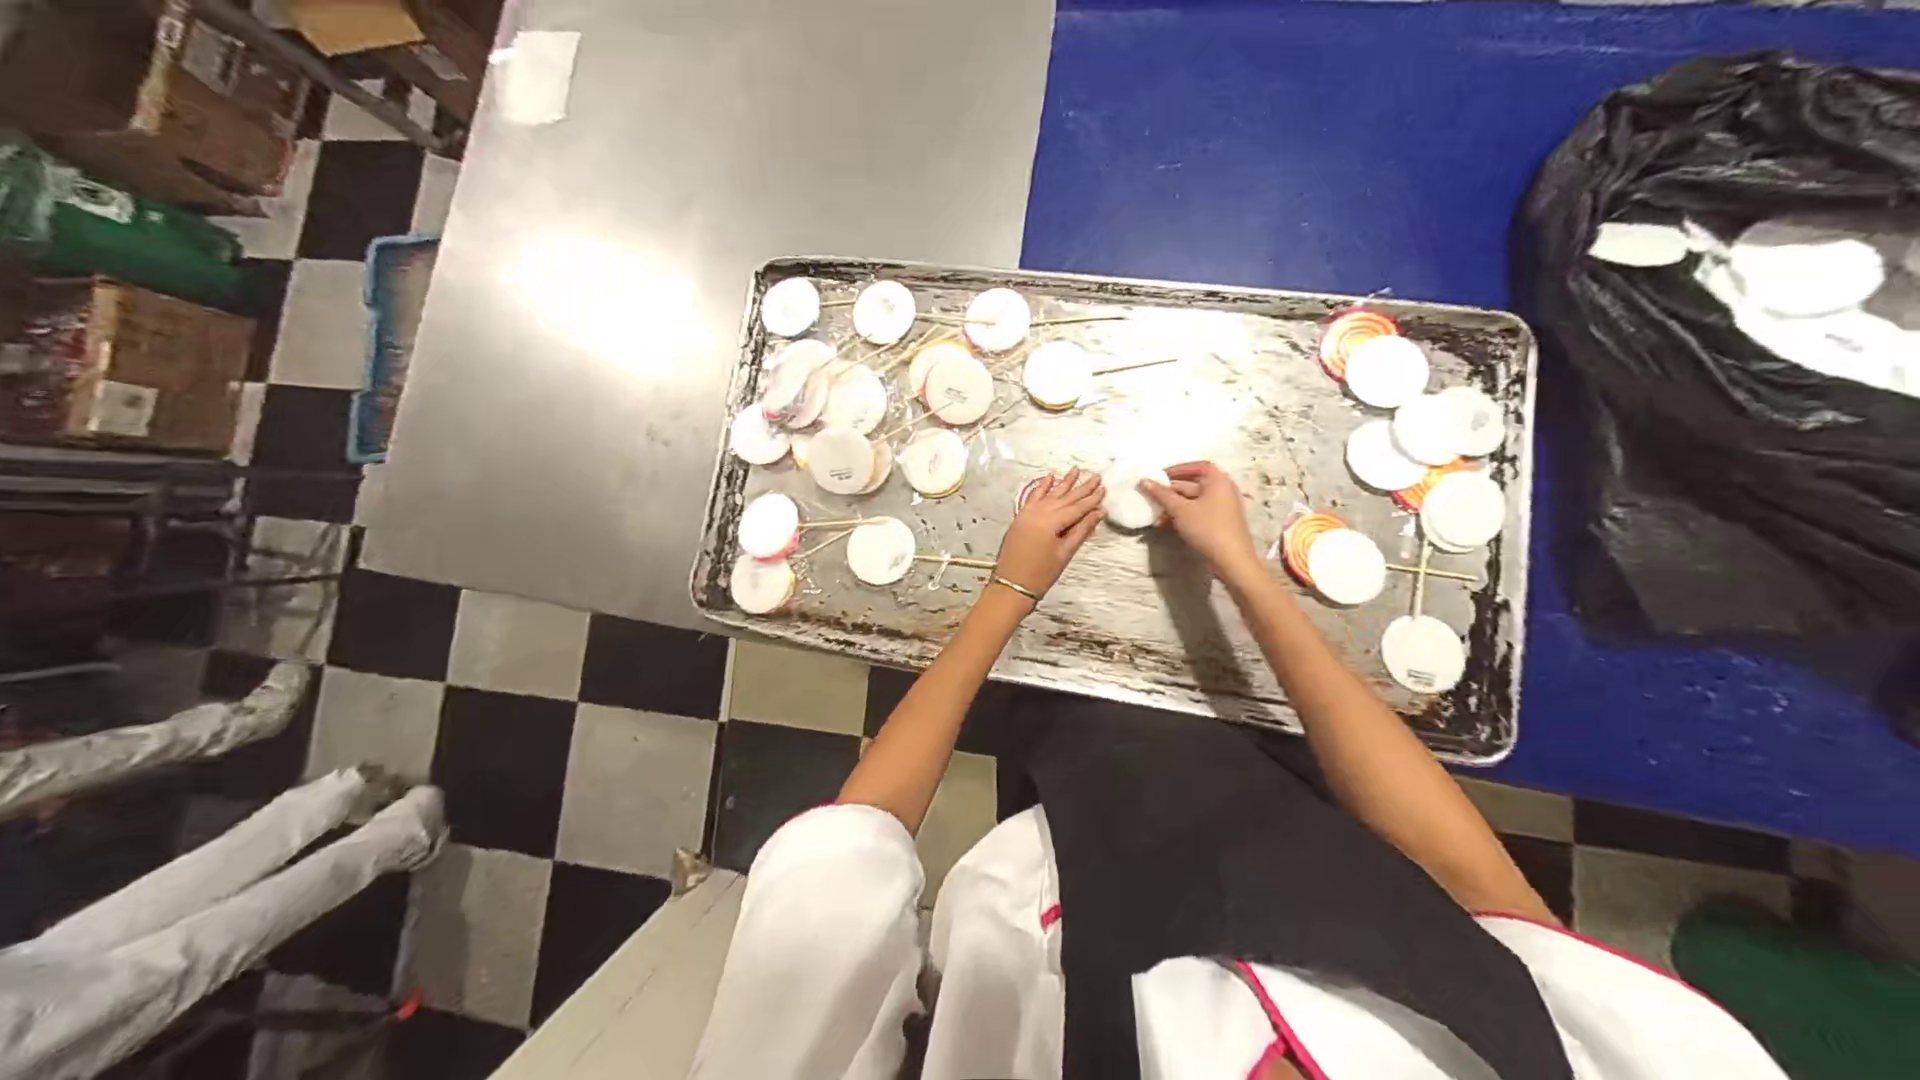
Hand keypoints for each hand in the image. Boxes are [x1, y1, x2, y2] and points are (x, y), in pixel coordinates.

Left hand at [994, 467, 1104, 601]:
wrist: (1011, 586)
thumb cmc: (1040, 574)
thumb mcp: (1064, 553)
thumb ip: (1081, 531)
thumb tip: (1098, 514)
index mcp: (1050, 522)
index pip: (1076, 507)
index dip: (1091, 499)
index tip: (1103, 488)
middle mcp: (1038, 513)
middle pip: (1064, 498)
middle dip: (1081, 488)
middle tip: (1095, 476)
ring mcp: (1027, 514)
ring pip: (1049, 495)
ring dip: (1063, 483)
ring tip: (1075, 470)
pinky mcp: (1020, 518)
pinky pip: (1033, 497)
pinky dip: (1042, 488)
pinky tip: (1049, 478)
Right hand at [1138, 461, 1261, 578]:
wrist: (1231, 559)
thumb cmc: (1207, 528)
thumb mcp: (1180, 510)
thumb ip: (1161, 494)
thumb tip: (1143, 481)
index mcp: (1218, 480)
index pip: (1197, 466)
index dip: (1178, 469)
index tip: (1160, 476)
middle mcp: (1223, 490)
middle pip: (1193, 484)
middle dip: (1170, 491)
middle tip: (1151, 496)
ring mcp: (1222, 508)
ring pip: (1193, 501)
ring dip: (1173, 506)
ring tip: (1155, 514)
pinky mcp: (1219, 523)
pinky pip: (1197, 513)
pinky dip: (1182, 516)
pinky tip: (1164, 525)